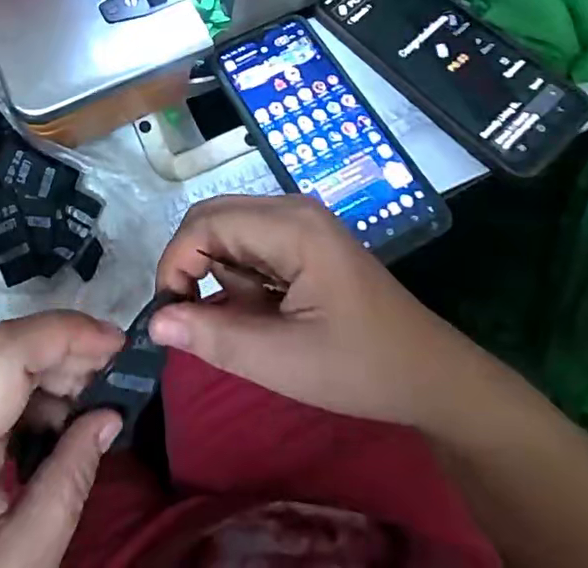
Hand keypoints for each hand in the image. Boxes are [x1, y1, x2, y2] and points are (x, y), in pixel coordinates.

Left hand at [0, 312, 124, 567]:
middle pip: (6, 349)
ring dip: (52, 369)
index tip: (118, 343)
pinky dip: (31, 393)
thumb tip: (108, 417)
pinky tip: (58, 423)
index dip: (67, 332)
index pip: (9, 351)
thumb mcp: (22, 561)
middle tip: (116, 372)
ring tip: (94, 398)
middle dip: (67, 347)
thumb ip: (68, 482)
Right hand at [149, 194, 489, 429]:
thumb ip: (215, 338)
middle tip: (197, 320)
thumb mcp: (284, 362)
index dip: (175, 264)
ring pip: (227, 233)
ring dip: (221, 276)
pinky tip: (266, 311)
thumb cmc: (362, 368)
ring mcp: (300, 221)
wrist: (433, 377)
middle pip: (212, 220)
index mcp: (291, 226)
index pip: (204, 224)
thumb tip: (155, 322)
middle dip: (193, 267)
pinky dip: (241, 278)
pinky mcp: (304, 239)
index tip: (172, 315)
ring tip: (252, 321)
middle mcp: (292, 209)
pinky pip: (249, 245)